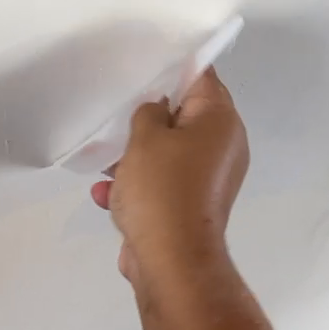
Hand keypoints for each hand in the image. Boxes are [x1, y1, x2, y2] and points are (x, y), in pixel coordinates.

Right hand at [89, 67, 248, 288]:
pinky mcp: (189, 210)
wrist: (170, 260)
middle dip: (147, 121)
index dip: (171, 70)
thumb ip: (149, 111)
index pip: (201, 78)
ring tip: (105, 163)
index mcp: (221, 121)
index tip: (141, 70)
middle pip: (183, 119)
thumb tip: (158, 110)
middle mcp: (223, 148)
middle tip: (118, 116)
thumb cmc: (161, 190)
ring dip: (134, 159)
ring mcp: (207, 182)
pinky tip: (107, 195)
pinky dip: (137, 188)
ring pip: (167, 157)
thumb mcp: (146, 136)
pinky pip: (162, 187)